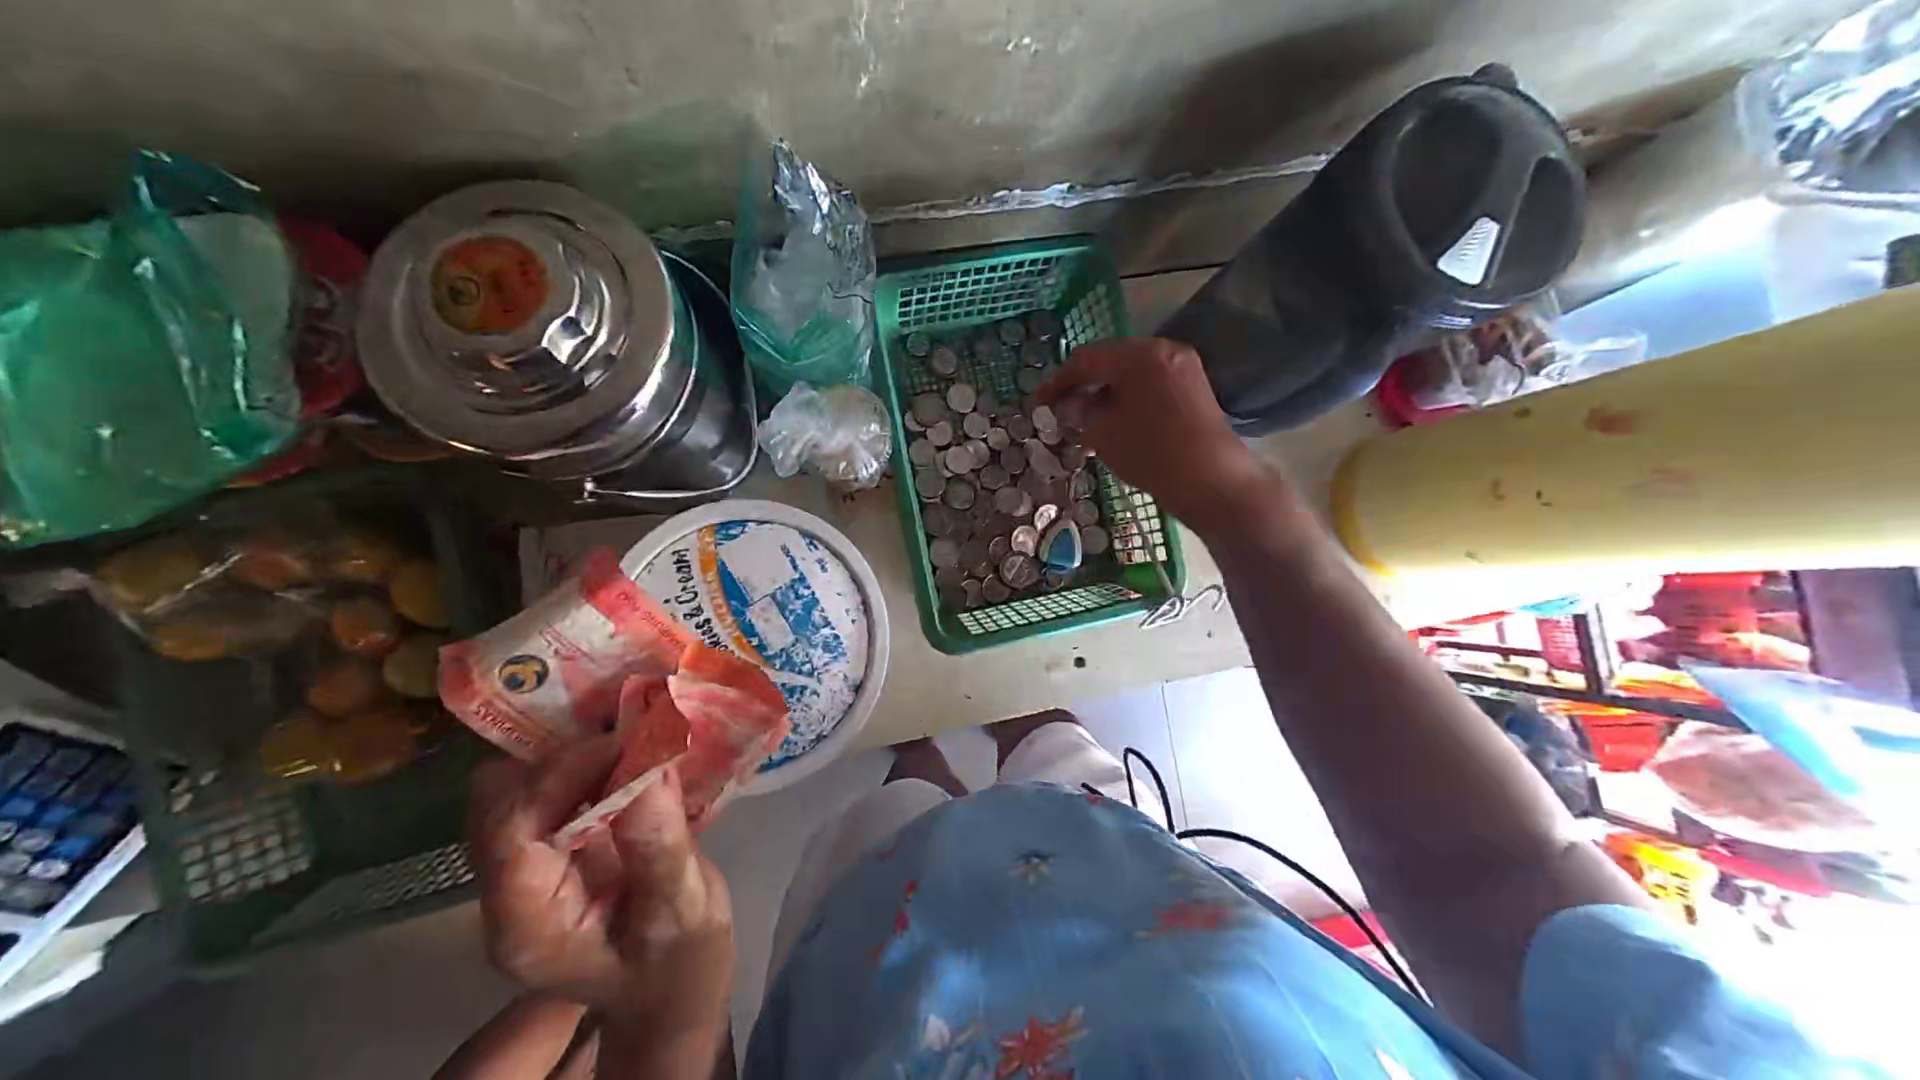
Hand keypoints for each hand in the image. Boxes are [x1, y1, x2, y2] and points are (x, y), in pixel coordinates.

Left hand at [469, 737, 734, 1045]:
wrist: (672, 987)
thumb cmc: (679, 961)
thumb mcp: (681, 910)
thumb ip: (659, 846)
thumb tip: (647, 768)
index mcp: (526, 923)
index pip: (512, 830)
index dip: (559, 774)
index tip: (624, 743)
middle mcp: (505, 894)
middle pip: (499, 801)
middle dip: (561, 759)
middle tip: (630, 739)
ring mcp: (521, 870)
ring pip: (516, 787)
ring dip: (570, 756)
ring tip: (631, 743)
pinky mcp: (546, 849)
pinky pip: (544, 790)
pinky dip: (582, 766)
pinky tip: (626, 760)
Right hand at [1037, 337, 1290, 538]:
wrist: (1211, 480)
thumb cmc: (1151, 453)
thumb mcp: (1103, 432)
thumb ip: (1079, 412)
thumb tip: (1068, 404)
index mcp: (1139, 354)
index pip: (1086, 360)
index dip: (1058, 382)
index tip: (1038, 402)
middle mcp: (1163, 351)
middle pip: (1110, 363)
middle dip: (1082, 388)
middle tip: (1061, 412)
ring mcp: (1183, 368)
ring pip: (1130, 376)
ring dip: (1104, 396)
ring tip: (1085, 426)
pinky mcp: (1193, 389)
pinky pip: (1149, 386)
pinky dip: (1127, 401)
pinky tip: (1113, 426)